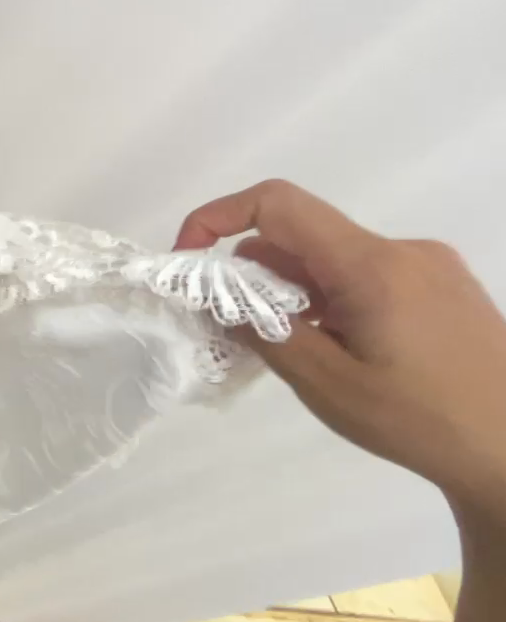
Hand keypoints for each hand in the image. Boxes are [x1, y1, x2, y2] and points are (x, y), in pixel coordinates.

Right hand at [176, 180, 505, 531]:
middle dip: (243, 272)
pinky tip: (320, 347)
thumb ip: (259, 328)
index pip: (277, 205)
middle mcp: (401, 252)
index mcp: (372, 265)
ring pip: (321, 260)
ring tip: (277, 347)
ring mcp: (424, 269)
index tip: (186, 262)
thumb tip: (214, 298)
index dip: (216, 218)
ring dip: (280, 291)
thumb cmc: (421, 416)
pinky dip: (314, 300)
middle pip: (295, 236)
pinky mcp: (435, 290)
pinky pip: (352, 276)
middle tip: (222, 324)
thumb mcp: (320, 379)